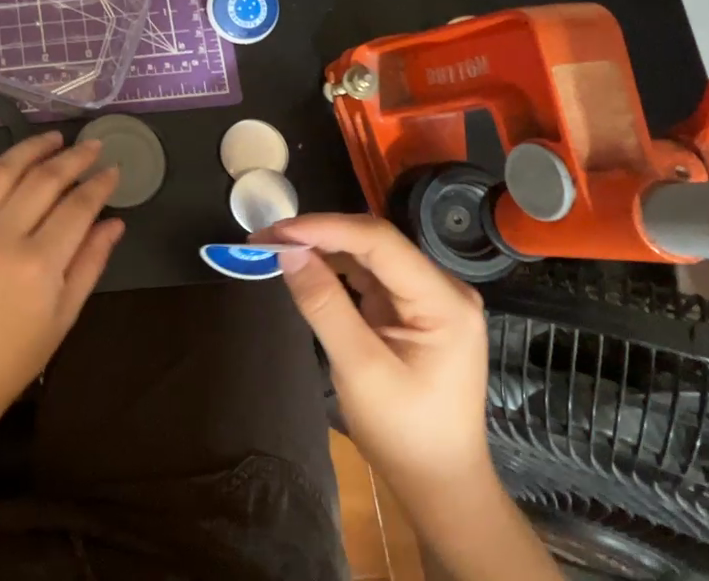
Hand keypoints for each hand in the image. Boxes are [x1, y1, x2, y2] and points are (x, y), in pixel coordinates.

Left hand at [0, 131, 124, 427]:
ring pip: (0, 172)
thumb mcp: (64, 316)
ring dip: (29, 149)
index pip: (78, 207)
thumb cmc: (15, 357)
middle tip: (93, 146)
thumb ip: (90, 263)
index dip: (100, 184)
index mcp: (39, 264)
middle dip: (74, 158)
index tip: (114, 170)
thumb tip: (114, 221)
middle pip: (43, 180)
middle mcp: (1, 237)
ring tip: (53, 139)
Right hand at [265, 214, 490, 498]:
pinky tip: (302, 270)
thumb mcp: (359, 368)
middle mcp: (441, 289)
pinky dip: (331, 269)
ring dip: (321, 249)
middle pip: (374, 242)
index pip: (379, 241)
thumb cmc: (405, 430)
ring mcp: (427, 299)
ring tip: (274, 250)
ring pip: (367, 255)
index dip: (324, 228)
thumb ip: (324, 304)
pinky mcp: (409, 311)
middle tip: (264, 239)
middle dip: (318, 234)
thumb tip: (286, 251)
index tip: (274, 231)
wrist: (438, 480)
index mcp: (444, 300)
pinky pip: (367, 276)